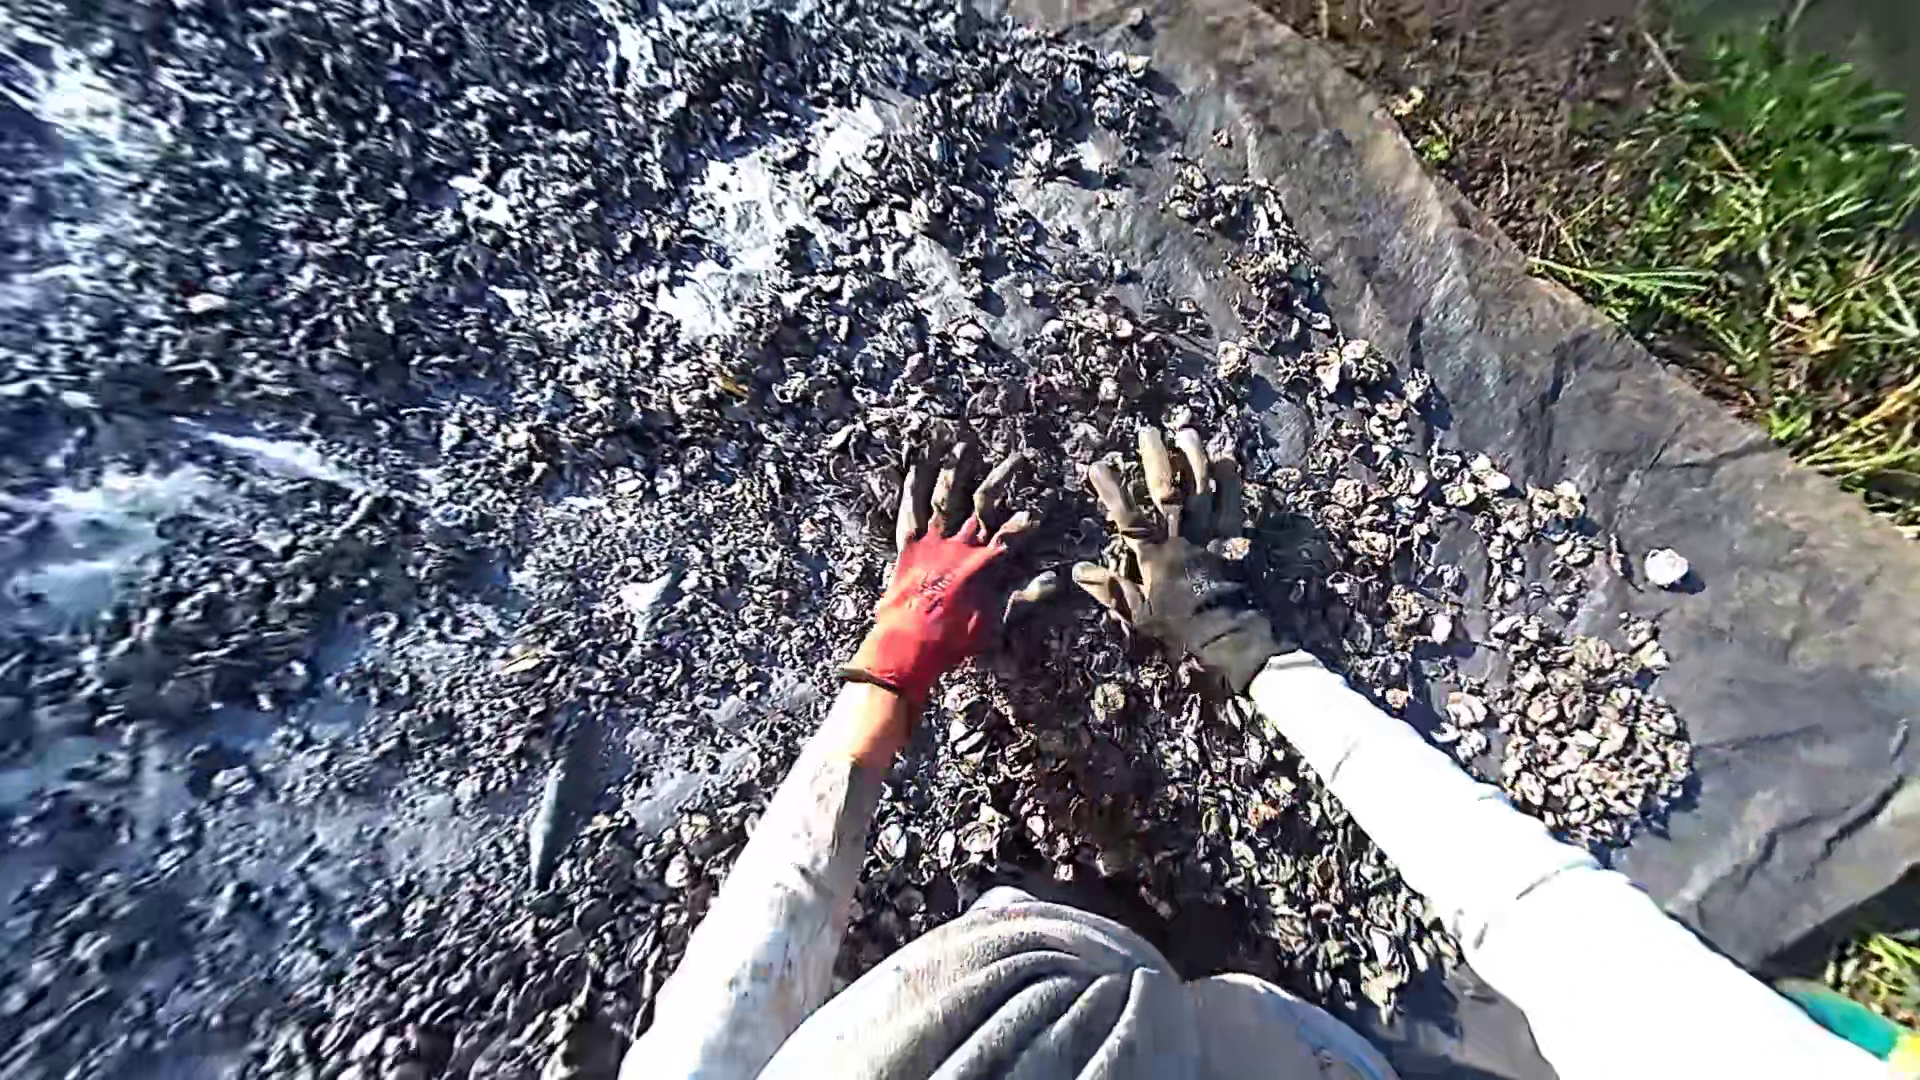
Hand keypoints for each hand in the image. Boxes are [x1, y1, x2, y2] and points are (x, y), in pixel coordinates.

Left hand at [843, 445, 1054, 703]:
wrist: (910, 642)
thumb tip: (1056, 581)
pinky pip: (912, 509)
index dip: (1034, 512)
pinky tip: (918, 466)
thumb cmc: (955, 636)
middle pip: (986, 500)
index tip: (1049, 496)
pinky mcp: (911, 543)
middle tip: (1018, 458)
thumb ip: (1027, 598)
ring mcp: (935, 539)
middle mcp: (962, 543)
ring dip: (958, 469)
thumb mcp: (997, 622)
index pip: (1016, 529)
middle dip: (1004, 476)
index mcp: (986, 561)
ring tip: (964, 446)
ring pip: (948, 495)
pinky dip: (914, 486)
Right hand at [1072, 427, 1279, 692]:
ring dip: (1193, 459)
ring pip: (1201, 490)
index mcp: (1154, 556)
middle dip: (1156, 460)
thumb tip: (1078, 570)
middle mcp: (1181, 538)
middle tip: (1148, 431)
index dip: (1112, 491)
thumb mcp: (1137, 613)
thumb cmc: (1177, 624)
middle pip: (1167, 492)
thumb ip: (1109, 590)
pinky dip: (1230, 480)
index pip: (1128, 517)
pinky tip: (1225, 457)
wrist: (1228, 634)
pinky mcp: (1231, 537)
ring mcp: (1209, 534)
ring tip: (1186, 432)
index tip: (1097, 465)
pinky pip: (1232, 504)